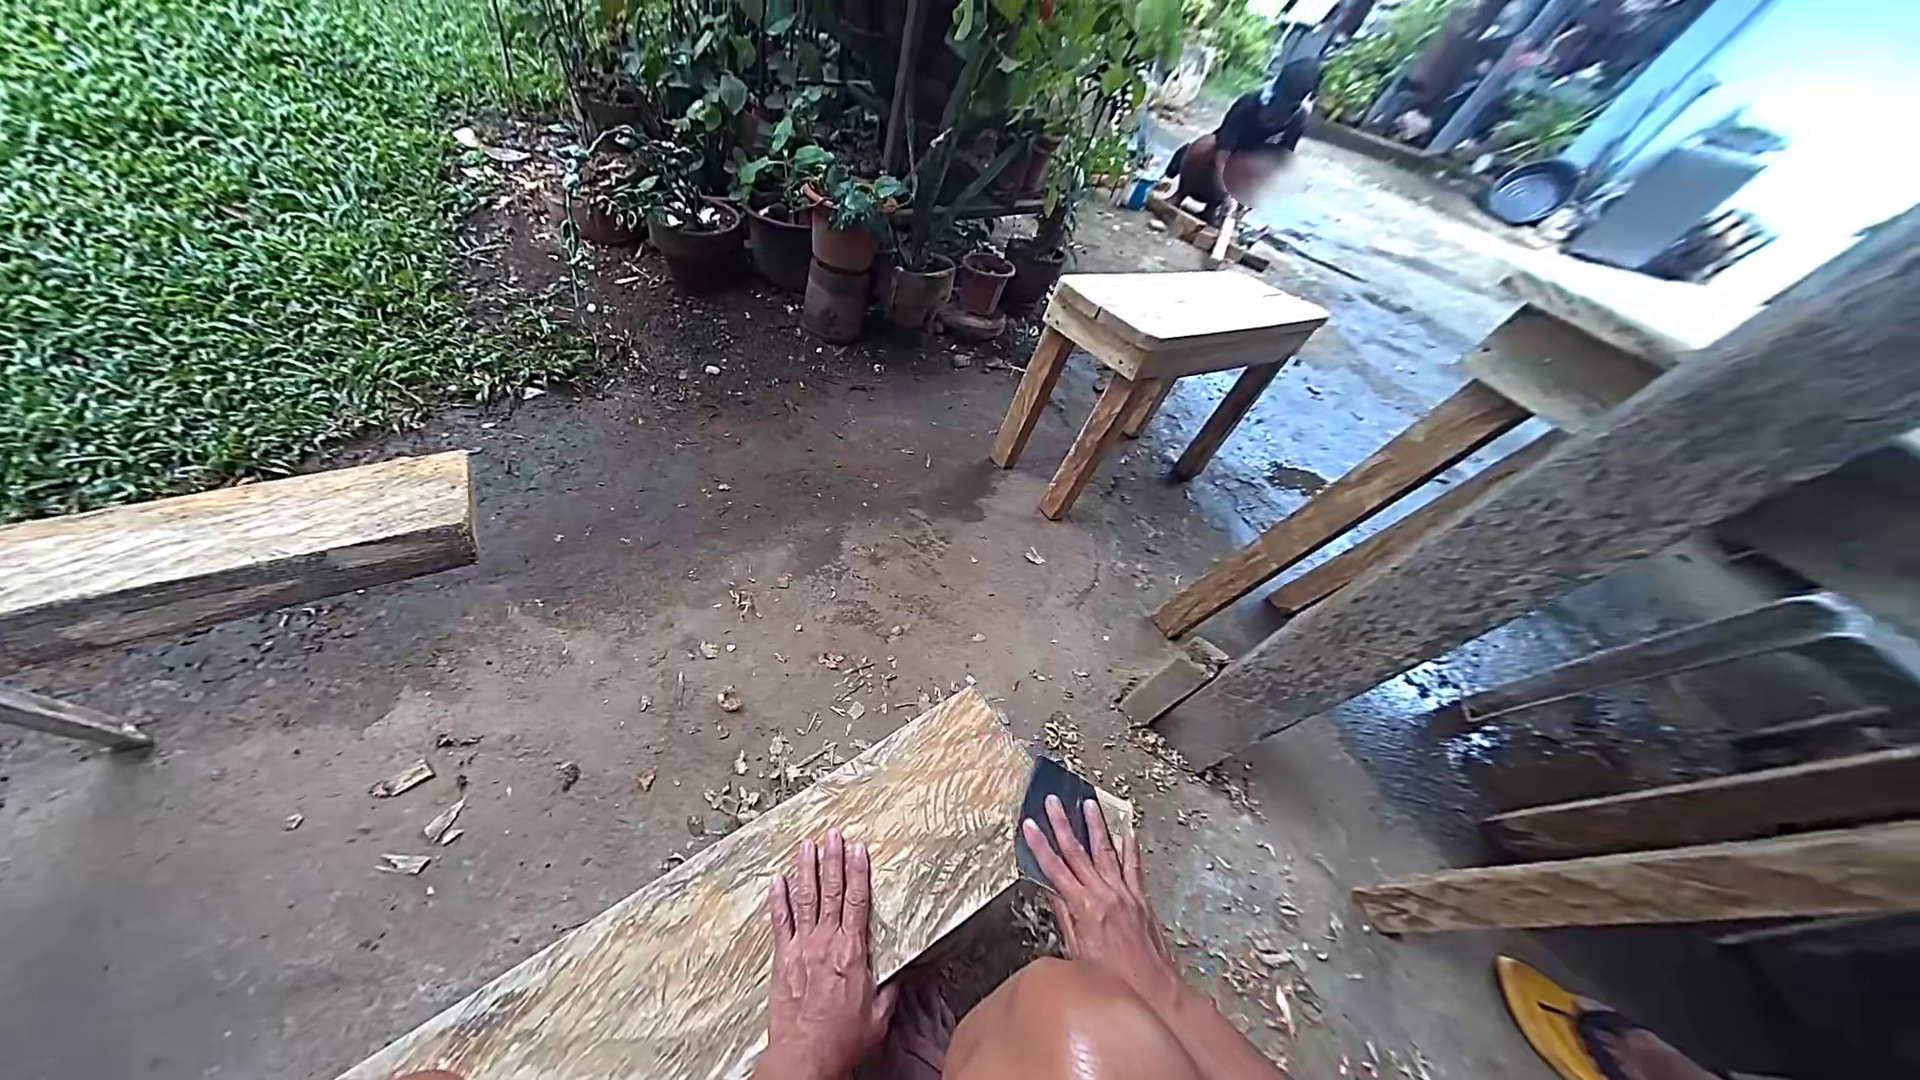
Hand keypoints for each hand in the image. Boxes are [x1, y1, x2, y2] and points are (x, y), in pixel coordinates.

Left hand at [758, 829, 896, 1079]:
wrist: (804, 1060)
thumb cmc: (842, 1039)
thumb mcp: (878, 1015)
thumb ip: (889, 988)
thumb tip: (901, 972)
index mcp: (852, 950)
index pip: (857, 900)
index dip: (858, 871)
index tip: (858, 847)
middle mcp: (826, 942)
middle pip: (831, 891)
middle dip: (832, 859)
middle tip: (833, 833)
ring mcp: (802, 948)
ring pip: (806, 899)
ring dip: (807, 869)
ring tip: (808, 844)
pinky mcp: (783, 959)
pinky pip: (780, 923)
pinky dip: (778, 900)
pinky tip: (777, 880)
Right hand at [1021, 795, 1182, 1014]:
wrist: (1154, 993)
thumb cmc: (1115, 981)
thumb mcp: (1078, 952)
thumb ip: (1066, 917)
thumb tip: (1054, 892)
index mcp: (1084, 908)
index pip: (1055, 868)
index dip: (1040, 845)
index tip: (1030, 826)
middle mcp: (1104, 895)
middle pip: (1077, 852)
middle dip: (1063, 824)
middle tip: (1053, 803)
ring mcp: (1124, 893)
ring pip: (1106, 851)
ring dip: (1096, 826)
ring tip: (1089, 804)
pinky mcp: (1140, 898)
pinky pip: (1133, 867)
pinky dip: (1129, 848)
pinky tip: (1125, 832)